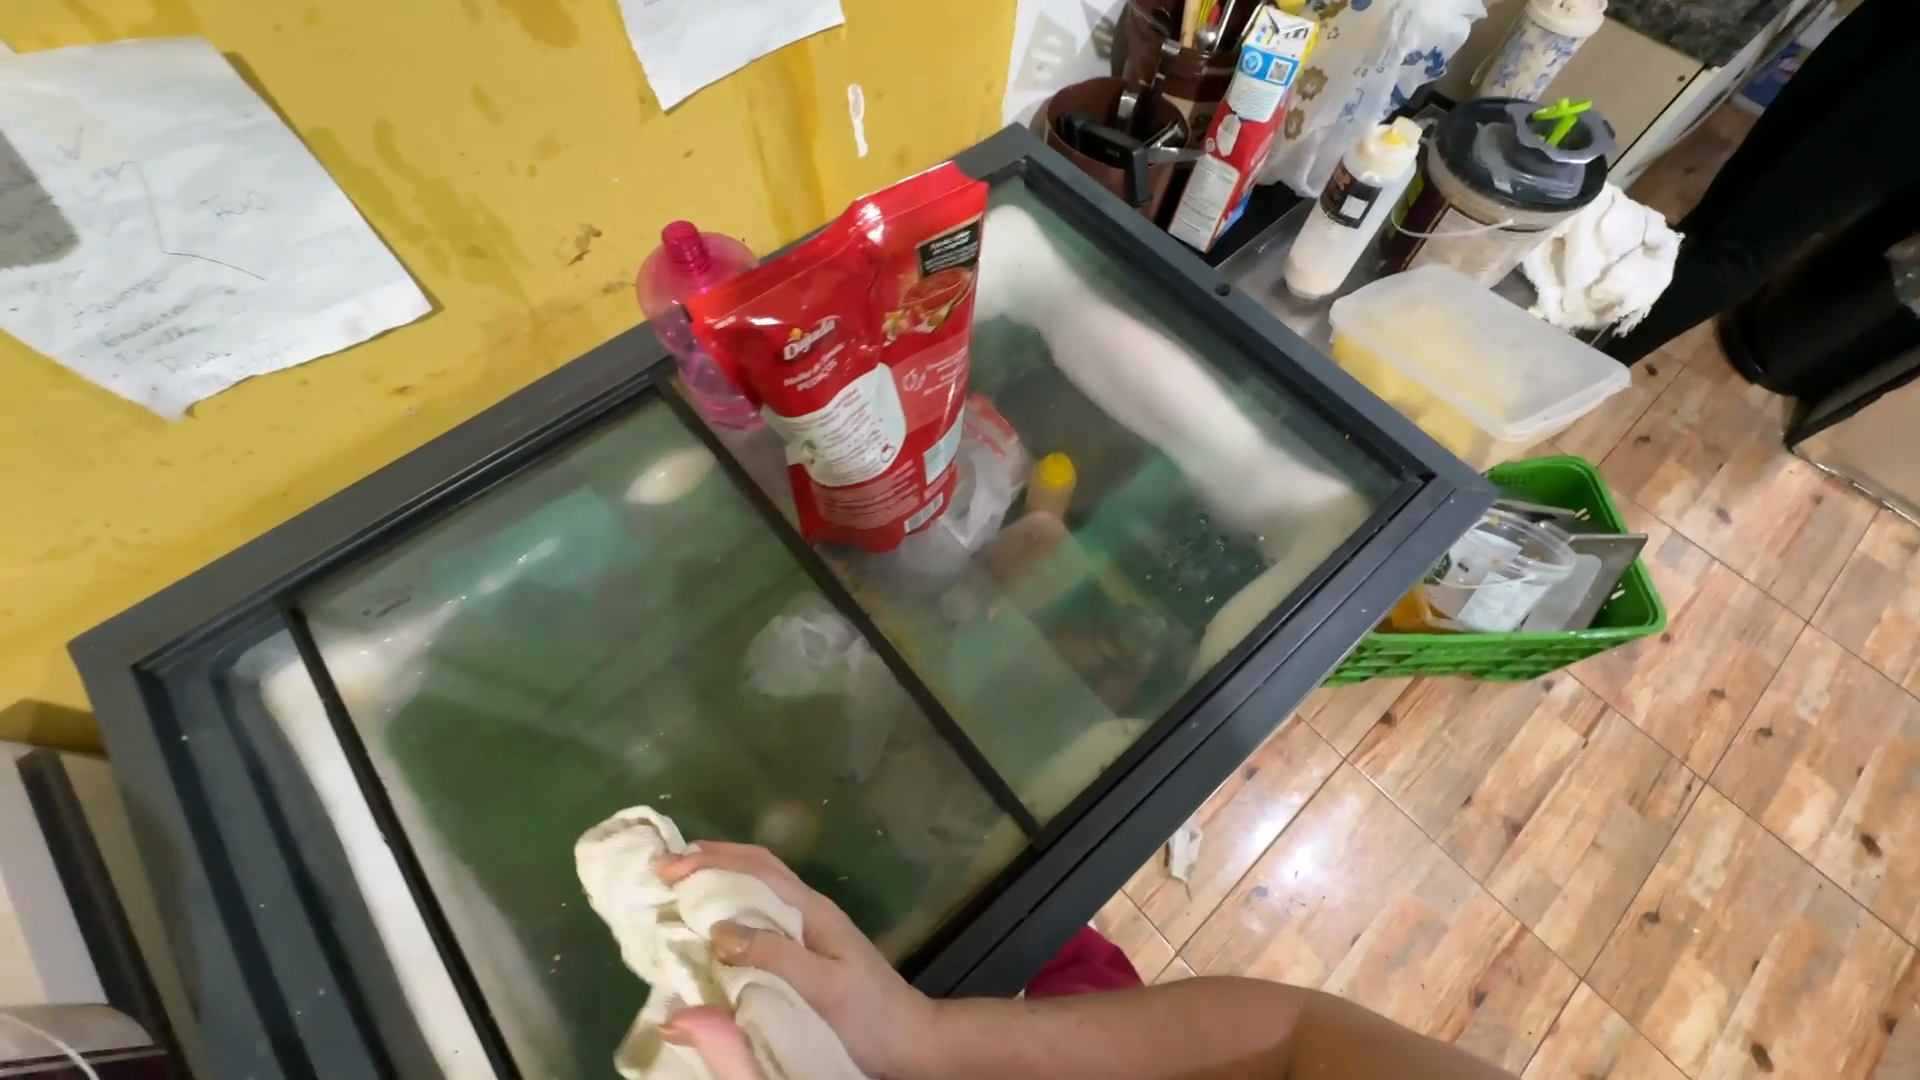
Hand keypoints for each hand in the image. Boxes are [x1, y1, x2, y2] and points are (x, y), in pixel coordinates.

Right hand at [656, 841, 939, 1079]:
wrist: (906, 1040)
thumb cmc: (866, 1012)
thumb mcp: (822, 984)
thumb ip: (775, 955)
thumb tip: (716, 930)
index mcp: (810, 909)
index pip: (757, 868)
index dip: (713, 861)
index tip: (668, 867)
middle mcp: (806, 910)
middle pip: (755, 870)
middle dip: (709, 862)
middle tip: (662, 870)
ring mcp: (806, 930)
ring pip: (756, 891)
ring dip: (717, 882)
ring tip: (676, 889)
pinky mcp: (802, 954)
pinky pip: (758, 920)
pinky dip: (727, 912)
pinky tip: (708, 929)